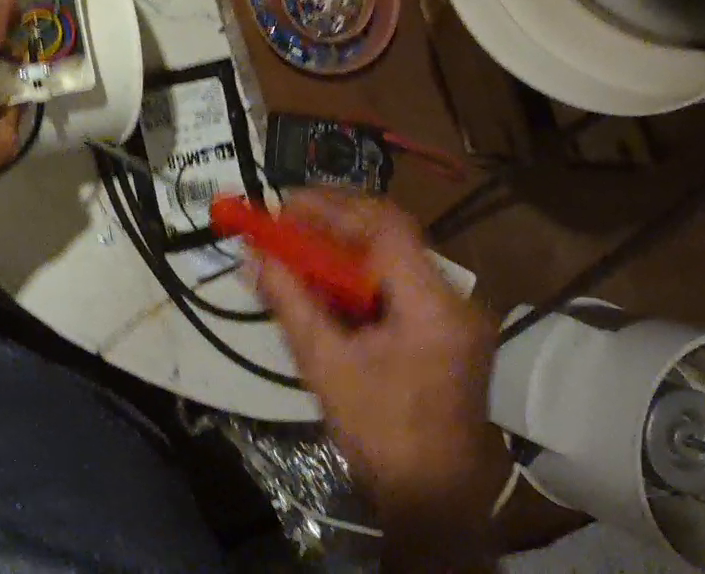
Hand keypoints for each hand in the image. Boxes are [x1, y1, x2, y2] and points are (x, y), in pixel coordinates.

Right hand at [254, 190, 507, 559]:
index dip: (331, 207)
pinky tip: (321, 285)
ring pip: (392, 259)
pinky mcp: (443, 333)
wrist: (433, 500)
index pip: (385, 227)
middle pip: (390, 237)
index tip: (283, 204)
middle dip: (331, 224)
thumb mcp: (324, 362)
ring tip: (292, 249)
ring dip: (341, 249)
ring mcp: (452, 317)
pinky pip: (396, 286)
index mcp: (433, 305)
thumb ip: (289, 300)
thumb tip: (252, 255)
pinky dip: (356, 277)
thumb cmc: (380, 431)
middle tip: (281, 222)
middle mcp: (452, 300)